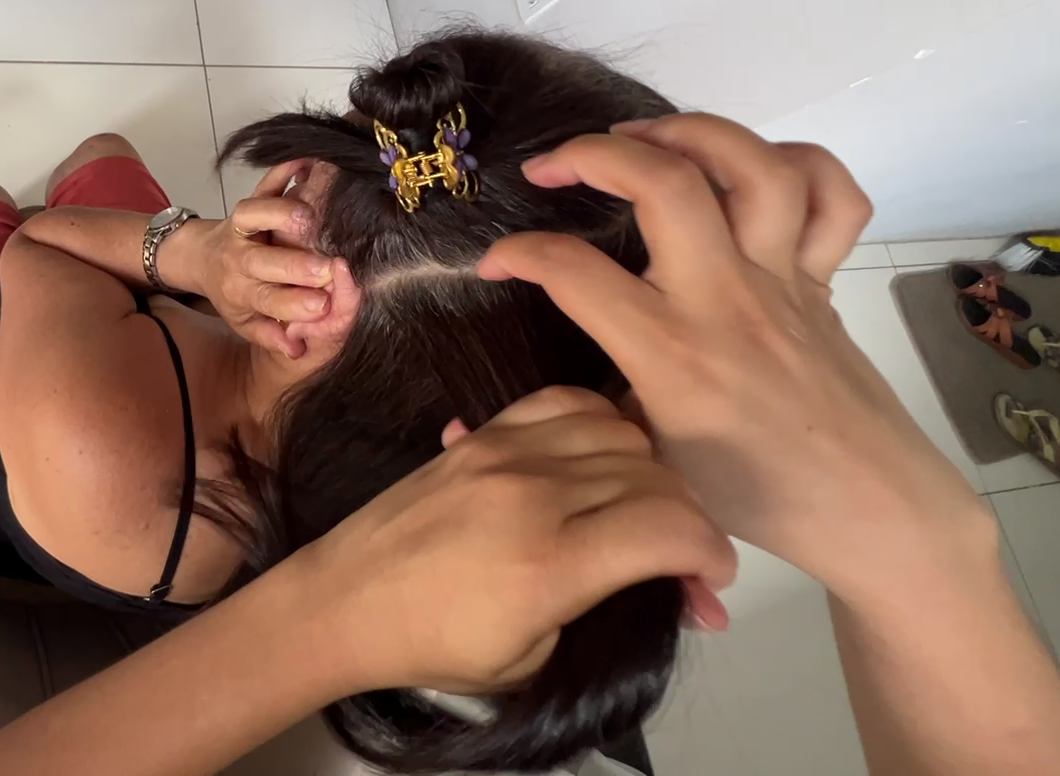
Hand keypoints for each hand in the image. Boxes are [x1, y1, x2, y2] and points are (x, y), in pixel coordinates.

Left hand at [185, 161, 356, 357]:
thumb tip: (297, 350)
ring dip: (281, 213)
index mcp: (241, 291)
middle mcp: (240, 257)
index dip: (293, 303)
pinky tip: (308, 163)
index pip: (267, 300)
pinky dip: (282, 170)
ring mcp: (242, 226)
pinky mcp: (250, 200)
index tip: (322, 305)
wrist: (200, 257)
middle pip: (262, 260)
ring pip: (253, 214)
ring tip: (311, 219)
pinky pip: (263, 182)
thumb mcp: (244, 321)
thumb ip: (269, 335)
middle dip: (295, 264)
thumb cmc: (232, 292)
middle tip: (329, 267)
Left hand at [291, 387, 735, 696]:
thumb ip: (612, 610)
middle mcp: (528, 492)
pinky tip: (592, 455)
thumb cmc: (435, 643)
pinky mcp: (475, 438)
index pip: (671, 525)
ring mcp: (497, 453)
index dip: (712, 553)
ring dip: (643, 463)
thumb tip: (680, 591)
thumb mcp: (537, 658)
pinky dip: (590, 419)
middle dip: (686, 514)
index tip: (706, 579)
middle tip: (674, 555)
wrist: (347, 596)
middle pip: (650, 471)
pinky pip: (552, 401)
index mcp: (549, 560)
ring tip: (635, 505)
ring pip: (609, 424)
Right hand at [478, 114, 993, 606]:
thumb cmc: (744, 493)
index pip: (569, 270)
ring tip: (637, 136)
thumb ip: (585, 400)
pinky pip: (831, 196)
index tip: (493, 263)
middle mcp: (725, 299)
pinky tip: (738, 169)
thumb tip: (527, 389)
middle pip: (666, 184)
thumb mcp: (636, 453)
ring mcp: (783, 281)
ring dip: (687, 132)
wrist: (874, 515)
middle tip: (549, 165)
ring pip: (755, 168)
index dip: (515, 254)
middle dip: (592, 154)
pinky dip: (791, 162)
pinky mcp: (824, 280)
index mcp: (666, 350)